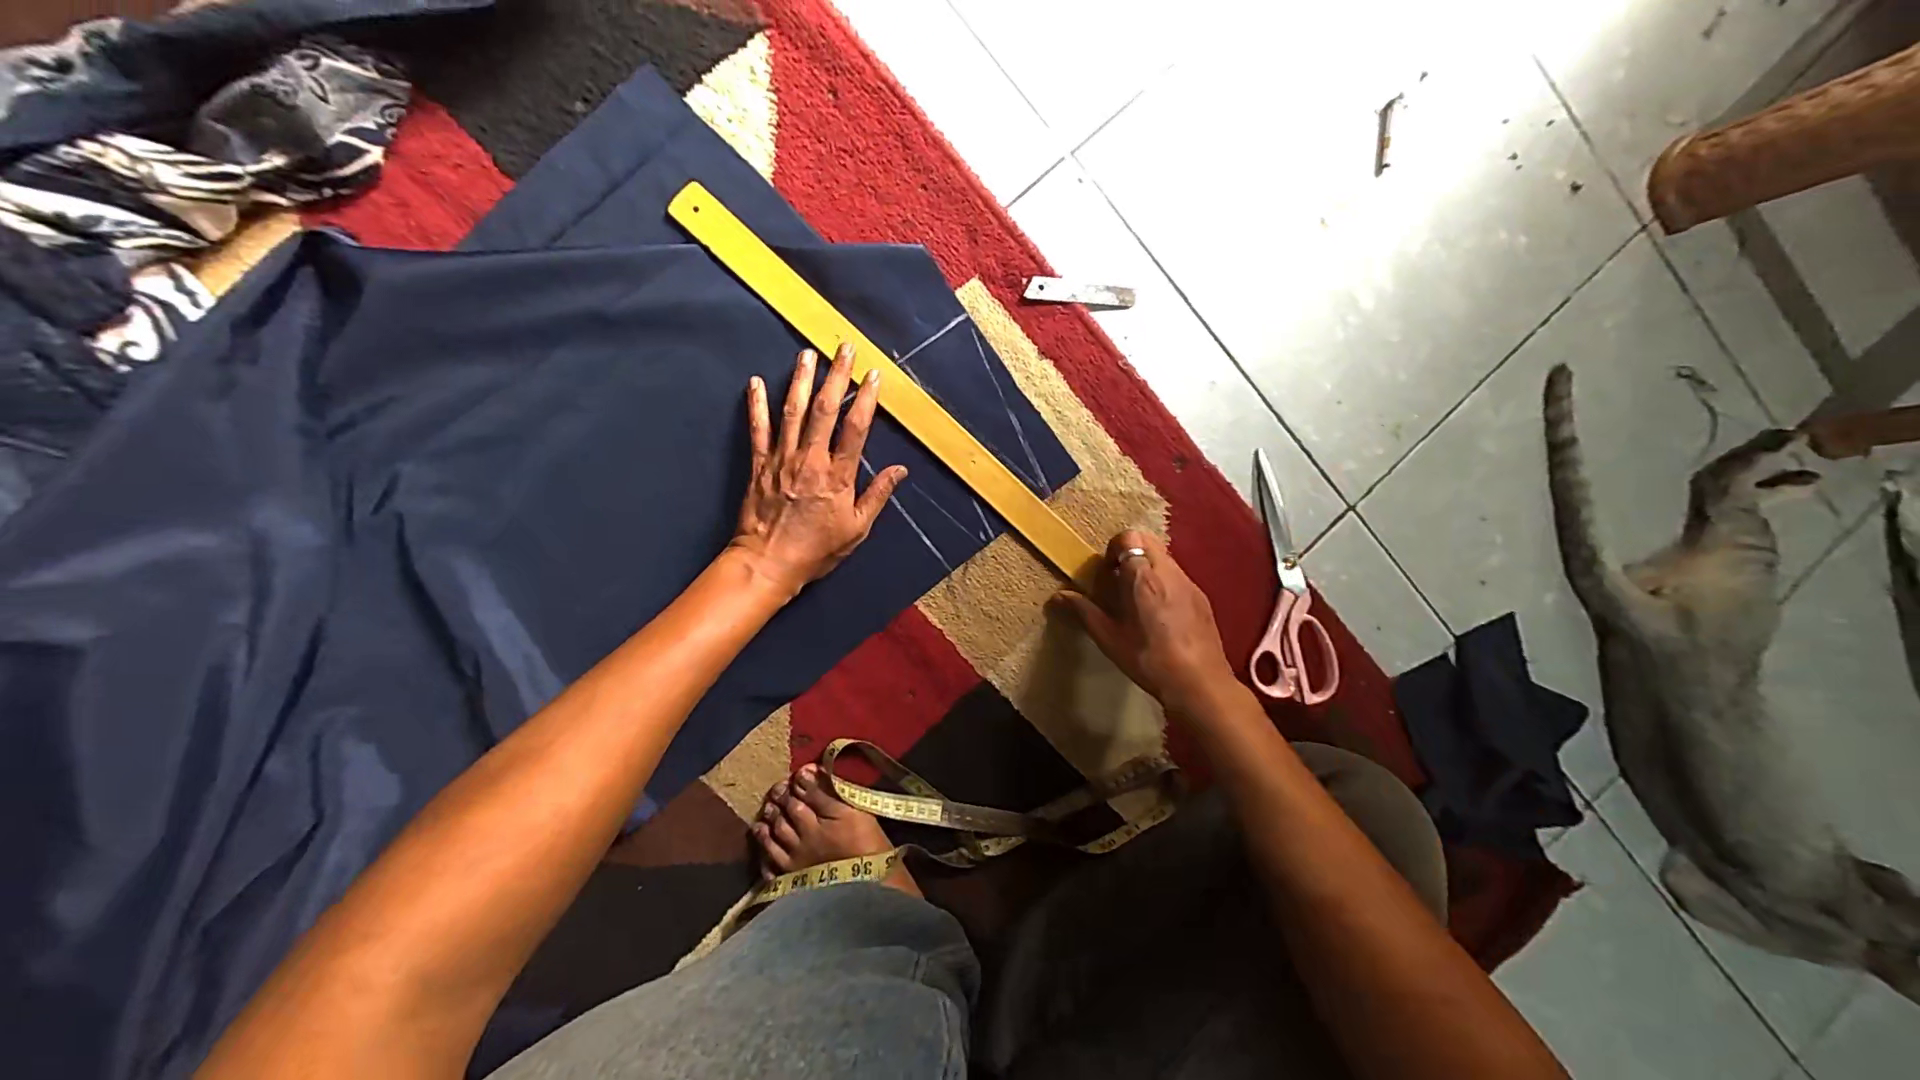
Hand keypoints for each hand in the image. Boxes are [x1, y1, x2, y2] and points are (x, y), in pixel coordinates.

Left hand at [729, 344, 906, 597]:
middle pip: (824, 409)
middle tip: (843, 348)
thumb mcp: (857, 529)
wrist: (769, 563)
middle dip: (836, 375)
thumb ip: (877, 495)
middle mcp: (810, 461)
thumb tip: (900, 470)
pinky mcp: (760, 465)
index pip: (855, 428)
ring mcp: (782, 460)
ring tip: (807, 353)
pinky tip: (755, 382)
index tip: (873, 376)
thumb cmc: (816, 550)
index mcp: (838, 476)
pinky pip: (758, 429)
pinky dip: (756, 404)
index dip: (866, 398)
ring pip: (792, 411)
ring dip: (800, 379)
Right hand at [1053, 531, 1240, 717]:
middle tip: (1118, 578)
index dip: (1114, 549)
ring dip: (1147, 565)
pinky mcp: (1201, 596)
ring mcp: (1188, 583)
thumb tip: (1059, 596)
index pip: (1128, 538)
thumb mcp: (1109, 638)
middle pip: (1147, 539)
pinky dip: (1164, 580)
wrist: (1198, 682)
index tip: (1107, 572)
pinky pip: (1178, 575)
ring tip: (1137, 596)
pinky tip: (1159, 612)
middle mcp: (1167, 572)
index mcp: (1142, 578)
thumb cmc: (1148, 659)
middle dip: (1130, 551)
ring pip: (1164, 556)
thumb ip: (1084, 611)